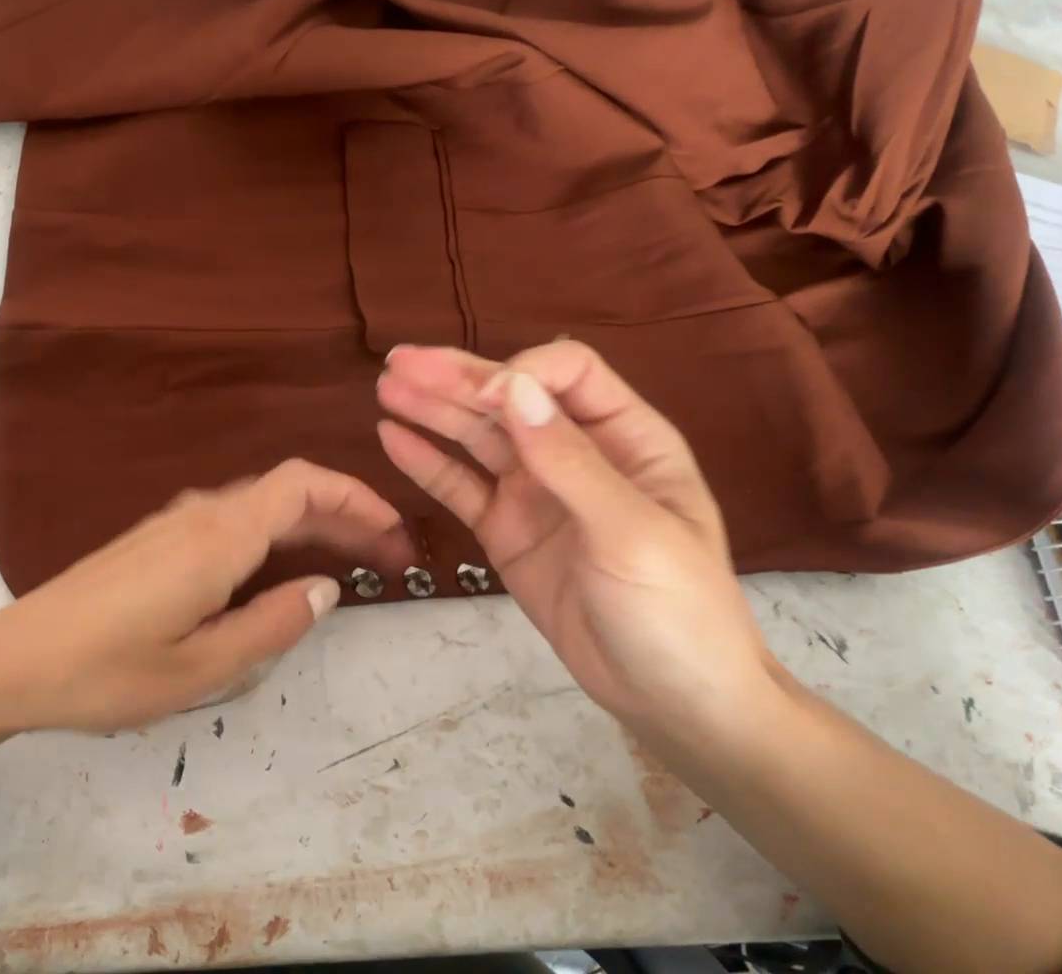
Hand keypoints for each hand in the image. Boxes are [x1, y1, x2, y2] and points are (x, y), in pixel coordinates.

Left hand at [0, 459, 413, 731]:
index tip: (393, 533)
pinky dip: (271, 533)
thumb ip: (272, 625)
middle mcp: (196, 516)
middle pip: (284, 491)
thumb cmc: (106, 673)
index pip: (301, 484)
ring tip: (347, 562)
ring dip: (308, 524)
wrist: (13, 661)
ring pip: (256, 505)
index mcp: (216, 539)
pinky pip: (228, 521)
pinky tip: (278, 570)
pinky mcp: (152, 541)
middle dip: (344, 514)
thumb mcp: (201, 668)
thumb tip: (328, 588)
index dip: (357, 497)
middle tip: (387, 558)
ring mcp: (169, 524)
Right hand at [375, 342, 782, 734]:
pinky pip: (460, 488)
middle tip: (399, 362)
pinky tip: (392, 437)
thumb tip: (512, 387)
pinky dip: (427, 462)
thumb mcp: (631, 532)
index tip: (478, 395)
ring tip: (386, 387)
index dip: (518, 373)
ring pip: (477, 439)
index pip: (566, 375)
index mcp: (626, 439)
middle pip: (510, 399)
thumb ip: (570, 460)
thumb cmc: (676, 608)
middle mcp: (576, 454)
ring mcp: (535, 494)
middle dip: (456, 378)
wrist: (671, 698)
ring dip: (432, 410)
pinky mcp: (505, 531)